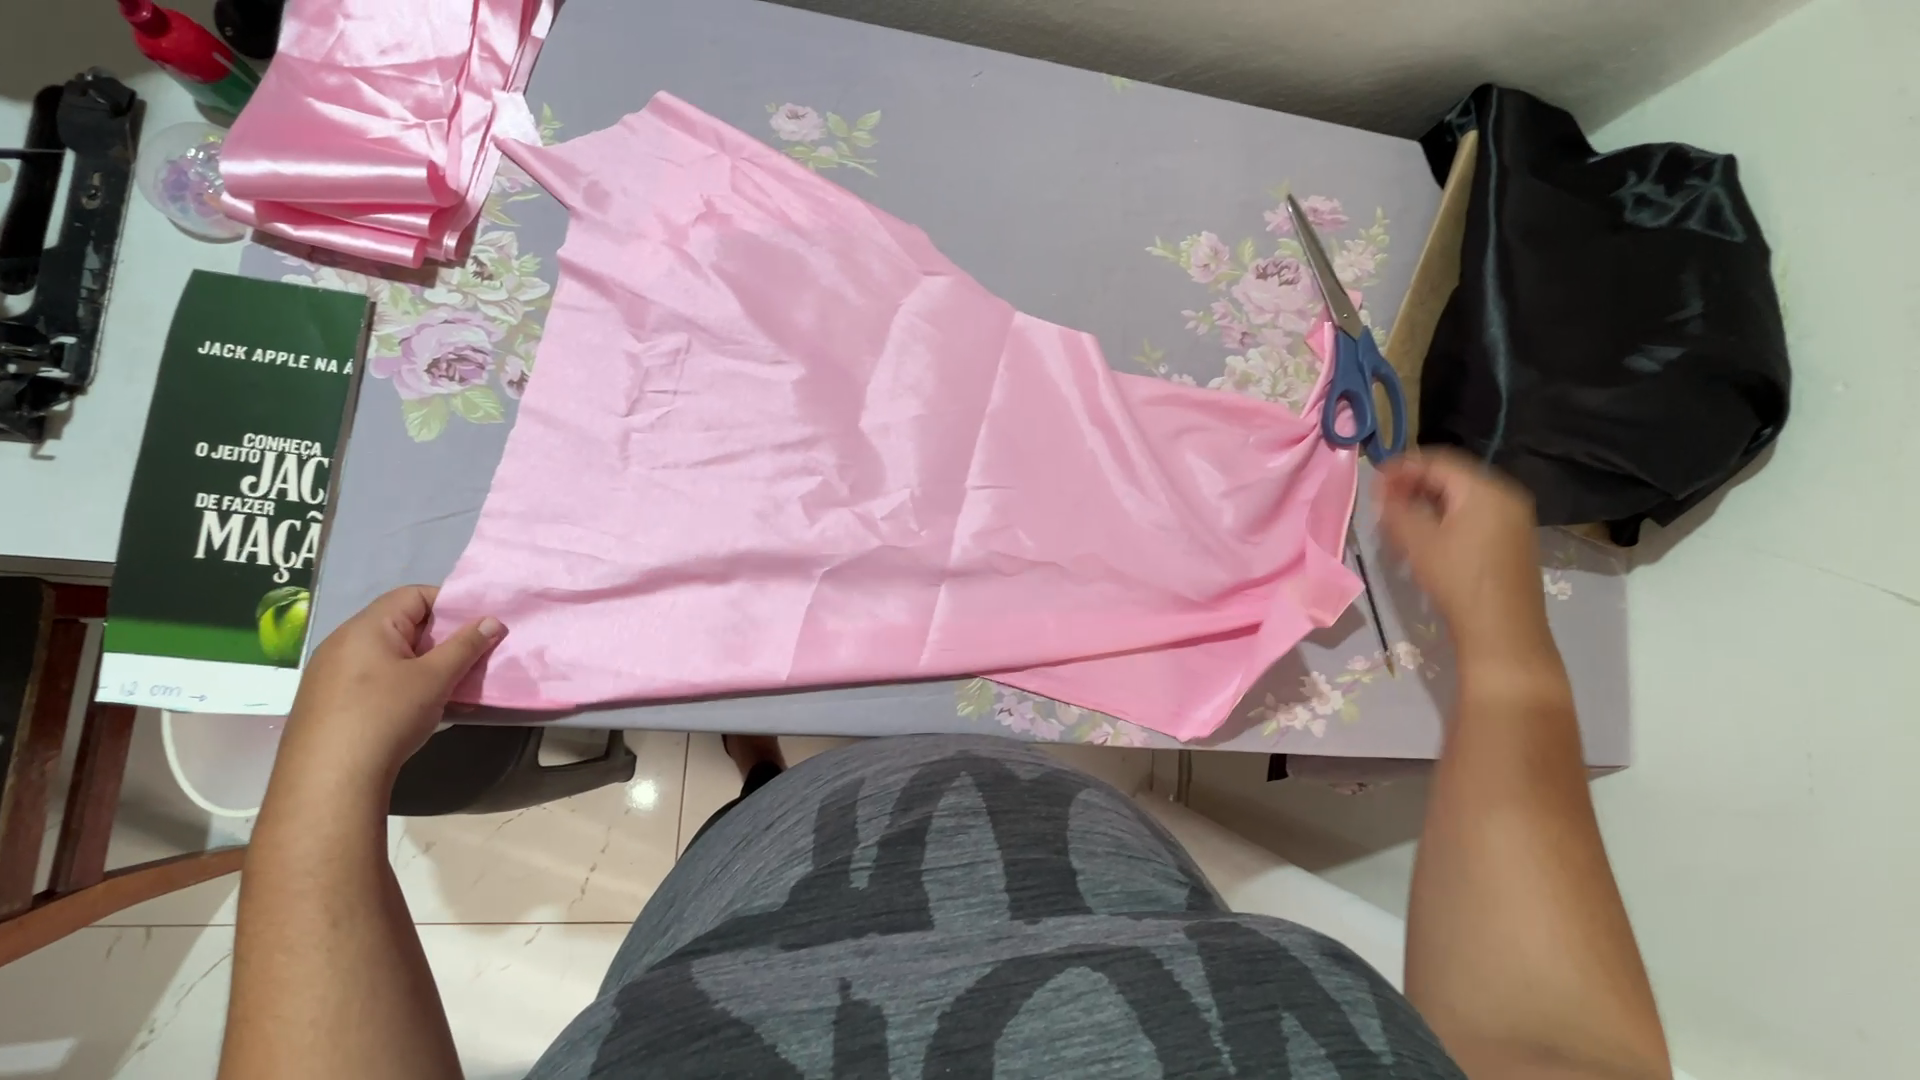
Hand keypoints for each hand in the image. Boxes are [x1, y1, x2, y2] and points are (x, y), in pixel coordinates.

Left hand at [277, 586, 503, 787]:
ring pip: (389, 653)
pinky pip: (373, 676)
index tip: (476, 628)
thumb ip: (466, 645)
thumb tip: (491, 620)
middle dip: (440, 637)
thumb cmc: (386, 715)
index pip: (414, 594)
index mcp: (366, 627)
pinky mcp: (327, 699)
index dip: (450, 604)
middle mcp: (343, 641)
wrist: (328, 779)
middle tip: (468, 658)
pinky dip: (401, 681)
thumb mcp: (436, 678)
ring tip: (447, 685)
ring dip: (422, 663)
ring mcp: (330, 672)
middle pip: (401, 623)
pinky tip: (415, 707)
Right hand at [1376, 450, 1554, 672]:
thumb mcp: (1417, 541)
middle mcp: (1505, 496)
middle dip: (1413, 484)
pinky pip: (1473, 513)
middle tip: (1382, 502)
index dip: (1401, 466)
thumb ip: (1395, 509)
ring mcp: (1513, 518)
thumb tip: (1383, 492)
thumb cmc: (1457, 580)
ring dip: (1426, 501)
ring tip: (1398, 520)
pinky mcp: (1512, 538)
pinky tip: (1425, 535)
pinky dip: (1445, 515)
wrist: (1502, 630)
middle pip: (1451, 476)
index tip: (1374, 482)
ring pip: (1461, 496)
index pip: (1437, 460)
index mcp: (1485, 489)